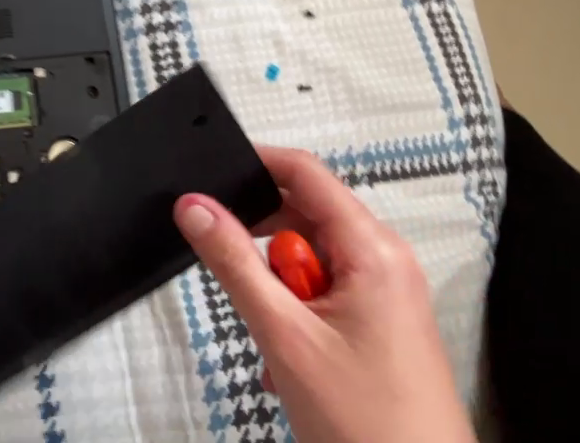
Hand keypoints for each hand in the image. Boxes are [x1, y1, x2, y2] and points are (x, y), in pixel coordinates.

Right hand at [175, 148, 474, 442]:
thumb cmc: (363, 421)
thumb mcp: (283, 335)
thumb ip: (234, 262)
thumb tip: (192, 205)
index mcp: (371, 247)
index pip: (305, 171)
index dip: (255, 162)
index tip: (207, 176)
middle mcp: (384, 258)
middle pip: (305, 214)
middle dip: (264, 241)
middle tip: (235, 277)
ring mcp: (386, 292)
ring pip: (310, 257)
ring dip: (279, 286)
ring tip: (271, 335)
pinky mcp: (382, 322)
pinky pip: (326, 290)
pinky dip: (297, 311)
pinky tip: (288, 356)